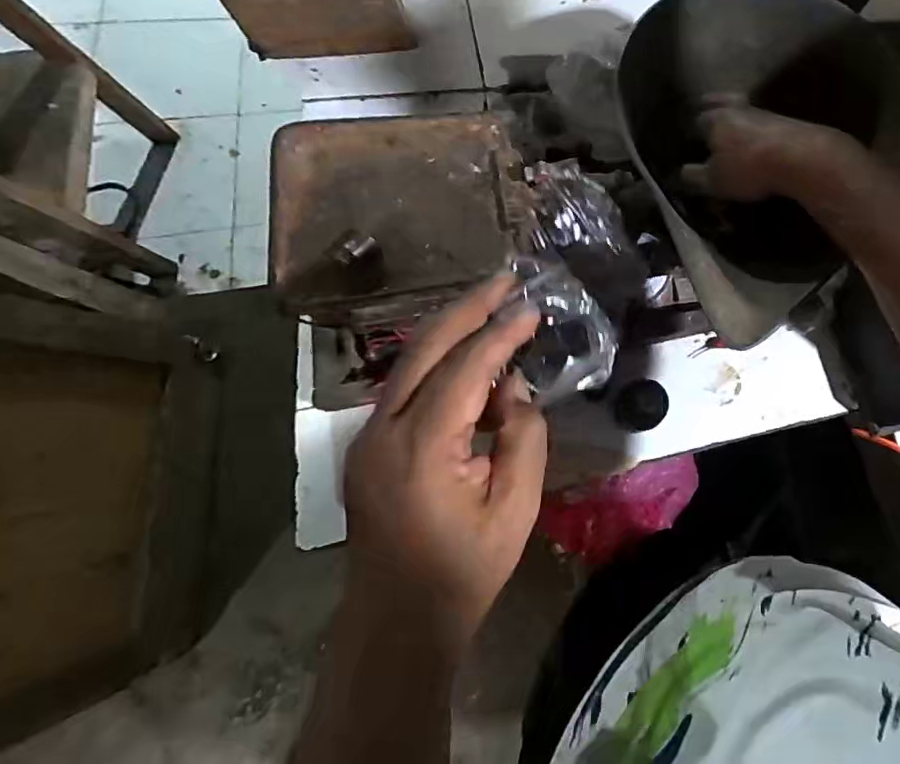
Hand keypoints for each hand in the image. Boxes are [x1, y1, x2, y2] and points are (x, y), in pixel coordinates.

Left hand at [342, 273, 545, 652]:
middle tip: (505, 280)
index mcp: (420, 450)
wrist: (397, 618)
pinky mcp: (368, 443)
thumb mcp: (516, 509)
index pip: (465, 370)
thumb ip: (524, 437)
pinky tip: (470, 354)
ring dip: (452, 328)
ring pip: (410, 361)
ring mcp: (367, 436)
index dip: (501, 334)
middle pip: (425, 348)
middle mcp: (383, 431)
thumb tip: (513, 389)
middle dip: (468, 308)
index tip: (531, 308)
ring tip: (492, 303)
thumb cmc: (464, 571)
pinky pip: (407, 385)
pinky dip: (440, 360)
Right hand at [682, 105, 867, 201]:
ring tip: (735, 130)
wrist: (803, 159)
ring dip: (740, 118)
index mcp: (716, 119)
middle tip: (708, 110)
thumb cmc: (749, 168)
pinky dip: (760, 130)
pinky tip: (760, 139)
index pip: (697, 119)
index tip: (689, 136)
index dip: (691, 128)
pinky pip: (767, 125)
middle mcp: (739, 109)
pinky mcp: (790, 124)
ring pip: (746, 111)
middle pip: (723, 103)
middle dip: (714, 106)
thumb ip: (696, 176)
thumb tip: (682, 172)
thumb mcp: (715, 180)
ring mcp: (767, 114)